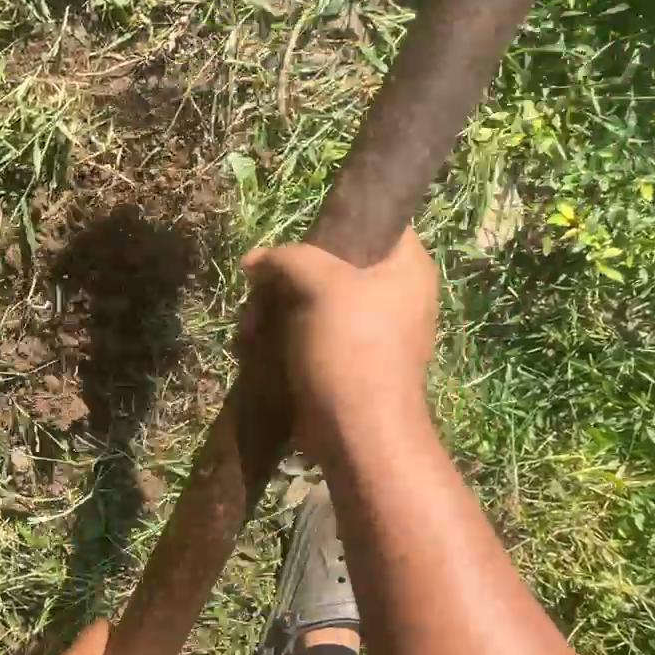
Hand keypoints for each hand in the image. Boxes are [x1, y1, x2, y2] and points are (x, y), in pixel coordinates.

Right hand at [240, 229, 438, 461]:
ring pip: (308, 303)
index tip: (293, 244)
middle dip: (283, 282)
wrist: (357, 431)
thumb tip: (253, 261)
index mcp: (406, 267)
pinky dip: (278, 340)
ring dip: (271, 314)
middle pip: (328, 266)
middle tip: (258, 299)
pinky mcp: (344, 362)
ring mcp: (368, 331)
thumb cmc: (350, 348)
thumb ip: (287, 258)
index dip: (331, 226)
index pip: (372, 223)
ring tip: (249, 333)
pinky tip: (253, 350)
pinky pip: (305, 336)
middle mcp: (392, 294)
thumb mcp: (320, 284)